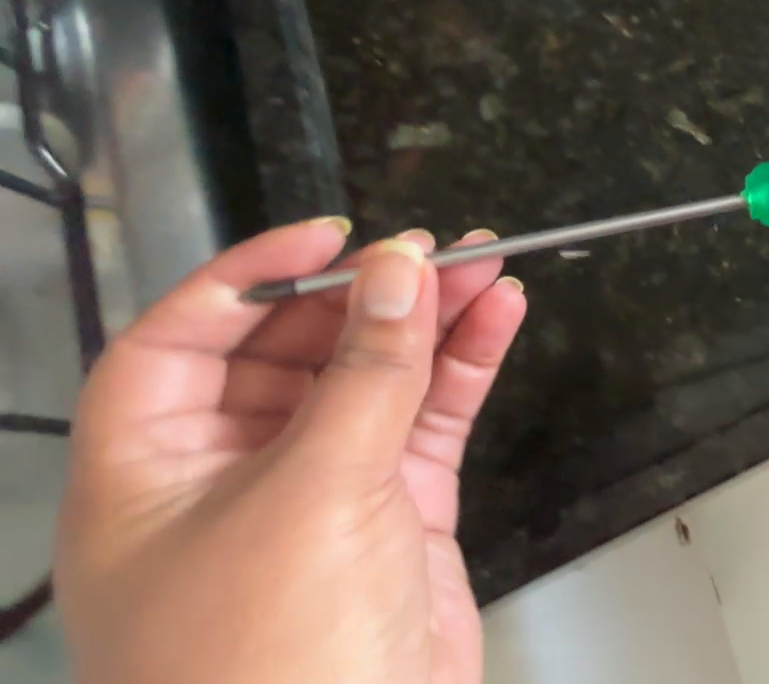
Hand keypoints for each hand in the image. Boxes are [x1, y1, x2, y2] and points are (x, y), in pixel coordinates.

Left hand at [55, 220, 527, 683]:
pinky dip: (470, 362)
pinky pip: (436, 411)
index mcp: (156, 472)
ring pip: (383, 374)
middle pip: (302, 349)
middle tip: (438, 251)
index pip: (182, 345)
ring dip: (434, 319)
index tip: (332, 238)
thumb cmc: (272, 650)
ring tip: (486, 264)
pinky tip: (500, 316)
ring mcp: (332, 482)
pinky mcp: (406, 499)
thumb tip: (401, 269)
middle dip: (371, 295)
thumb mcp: (314, 492)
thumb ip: (368, 374)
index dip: (248, 279)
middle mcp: (240, 468)